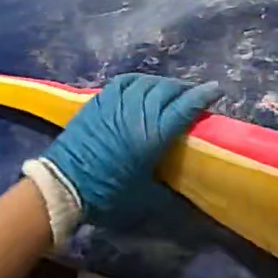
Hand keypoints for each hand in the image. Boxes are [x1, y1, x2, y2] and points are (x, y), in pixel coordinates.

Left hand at [36, 74, 220, 233]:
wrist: (61, 188)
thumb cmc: (106, 194)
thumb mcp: (144, 197)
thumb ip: (169, 190)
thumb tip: (187, 196)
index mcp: (156, 133)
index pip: (187, 105)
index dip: (205, 94)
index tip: (217, 89)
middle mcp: (141, 111)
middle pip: (170, 89)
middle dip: (185, 89)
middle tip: (192, 95)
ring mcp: (119, 102)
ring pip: (149, 82)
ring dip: (164, 84)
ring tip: (169, 90)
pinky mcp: (100, 101)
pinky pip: (126, 81)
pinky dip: (140, 80)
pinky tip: (143, 85)